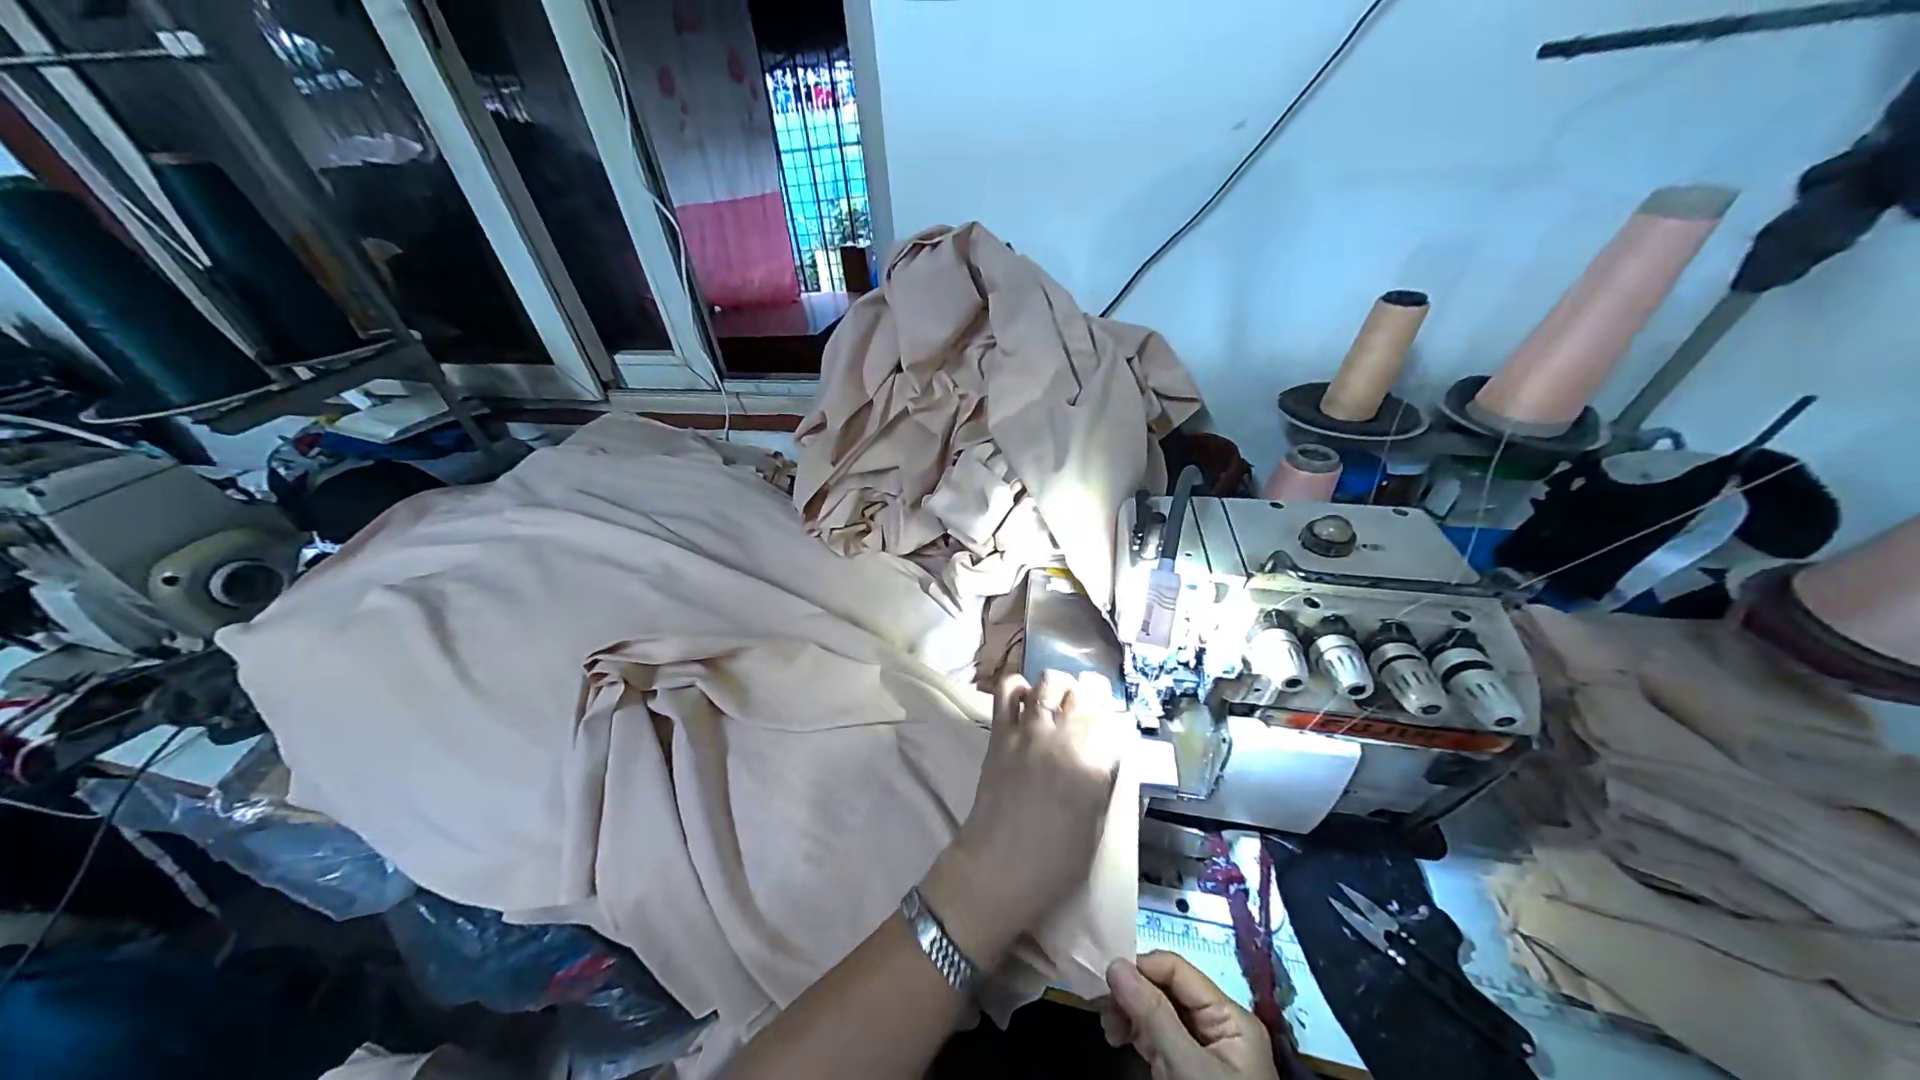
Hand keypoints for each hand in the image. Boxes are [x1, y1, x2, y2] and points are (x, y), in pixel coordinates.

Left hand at [920, 670, 1120, 961]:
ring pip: (1050, 681)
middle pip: (1085, 691)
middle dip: (1090, 698)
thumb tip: (1108, 755)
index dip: (1115, 721)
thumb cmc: (1056, 861)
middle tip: (1086, 715)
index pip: (1115, 719)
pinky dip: (1019, 688)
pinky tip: (1026, 703)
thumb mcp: (1097, 824)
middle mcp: (1066, 737)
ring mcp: (1031, 730)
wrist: (999, 868)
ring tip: (1058, 704)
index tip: (1112, 730)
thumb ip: (1104, 781)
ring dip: (1059, 688)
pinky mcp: (1001, 732)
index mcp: (1097, 764)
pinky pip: (1008, 689)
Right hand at [1101, 952, 1278, 1079]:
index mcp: (1229, 1016)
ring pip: (1155, 1011)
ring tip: (1109, 1031)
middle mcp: (1216, 1025)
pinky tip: (1118, 1039)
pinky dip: (1134, 1033)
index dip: (1140, 968)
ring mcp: (1200, 1049)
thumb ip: (1153, 1014)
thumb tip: (1115, 964)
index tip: (1105, 982)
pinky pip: (1155, 1035)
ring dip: (1128, 1013)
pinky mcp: (1184, 1069)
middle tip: (1101, 1009)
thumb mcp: (1186, 1067)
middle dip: (1131, 994)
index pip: (1176, 970)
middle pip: (1165, 988)